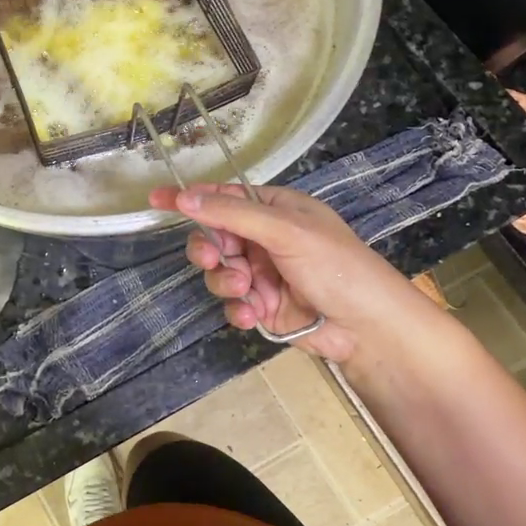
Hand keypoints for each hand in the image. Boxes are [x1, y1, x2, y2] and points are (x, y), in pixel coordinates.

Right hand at [149, 184, 456, 365]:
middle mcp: (265, 239)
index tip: (156, 199)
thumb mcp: (285, 232)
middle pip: (213, 238)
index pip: (224, 197)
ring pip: (218, 273)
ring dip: (226, 283)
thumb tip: (184, 197)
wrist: (369, 329)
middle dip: (210, 251)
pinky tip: (254, 315)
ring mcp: (263, 275)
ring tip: (248, 292)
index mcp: (276, 210)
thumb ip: (232, 214)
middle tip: (214, 260)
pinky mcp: (263, 307)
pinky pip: (232, 303)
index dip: (191, 198)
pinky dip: (238, 309)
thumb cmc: (337, 267)